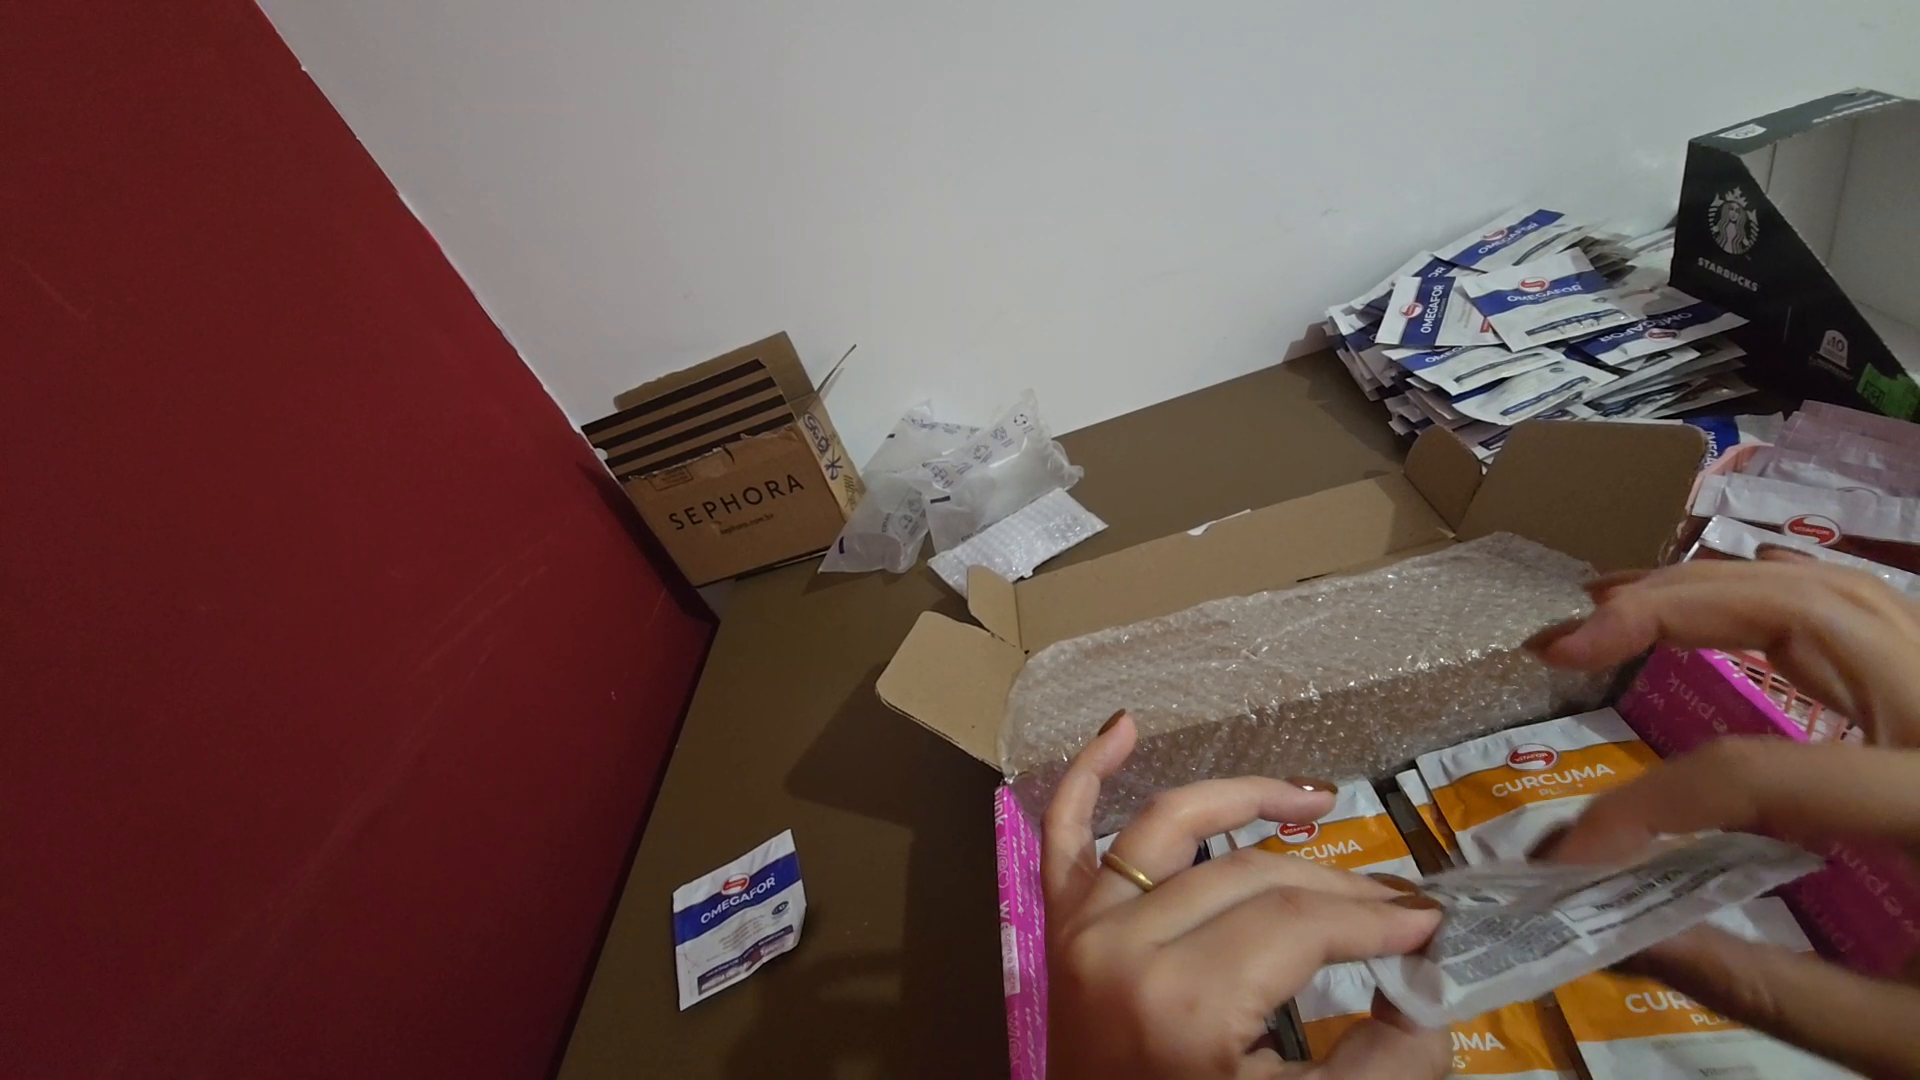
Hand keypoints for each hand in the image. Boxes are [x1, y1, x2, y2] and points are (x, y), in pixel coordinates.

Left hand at [1041, 712, 1447, 1078]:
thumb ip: (1383, 1066)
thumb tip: (1425, 983)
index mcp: (1184, 1001)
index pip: (1296, 924)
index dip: (1372, 917)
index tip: (1428, 922)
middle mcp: (1124, 943)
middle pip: (1244, 874)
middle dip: (1331, 879)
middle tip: (1391, 893)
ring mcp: (1081, 922)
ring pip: (1167, 825)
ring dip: (1237, 796)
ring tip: (1306, 796)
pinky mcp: (1058, 919)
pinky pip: (1063, 829)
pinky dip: (1087, 772)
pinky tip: (1123, 726)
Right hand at [1528, 554, 1919, 1079]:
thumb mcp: (1915, 1039)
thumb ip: (1760, 986)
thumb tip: (1606, 935)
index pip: (1759, 774)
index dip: (1647, 805)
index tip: (1577, 852)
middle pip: (1804, 609)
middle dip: (1659, 611)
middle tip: (1561, 644)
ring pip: (1828, 590)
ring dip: (1700, 587)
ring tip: (1600, 608)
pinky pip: (1851, 611)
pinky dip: (1752, 595)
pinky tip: (1687, 609)